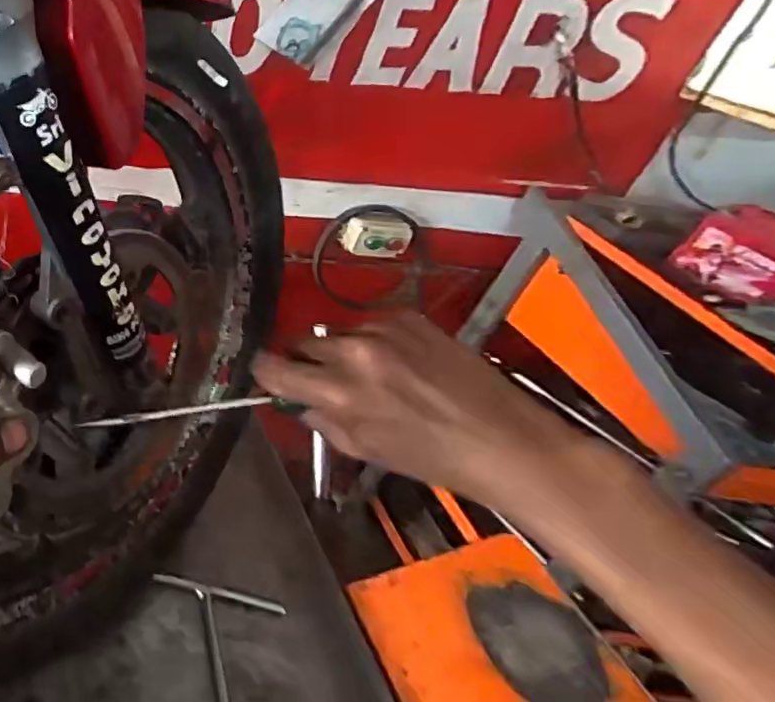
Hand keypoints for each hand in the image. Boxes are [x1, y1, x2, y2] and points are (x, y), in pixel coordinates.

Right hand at [252, 313, 580, 510]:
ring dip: (341, 350)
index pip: (274, 367)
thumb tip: (297, 400)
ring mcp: (383, 329)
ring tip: (374, 374)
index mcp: (341, 392)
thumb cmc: (437, 459)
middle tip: (327, 381)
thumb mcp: (367, 450)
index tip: (266, 373)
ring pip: (335, 332)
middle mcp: (355, 352)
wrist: (510, 443)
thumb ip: (322, 420)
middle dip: (306, 361)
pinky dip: (373, 340)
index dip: (264, 370)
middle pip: (301, 343)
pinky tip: (399, 362)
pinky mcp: (408, 316)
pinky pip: (368, 323)